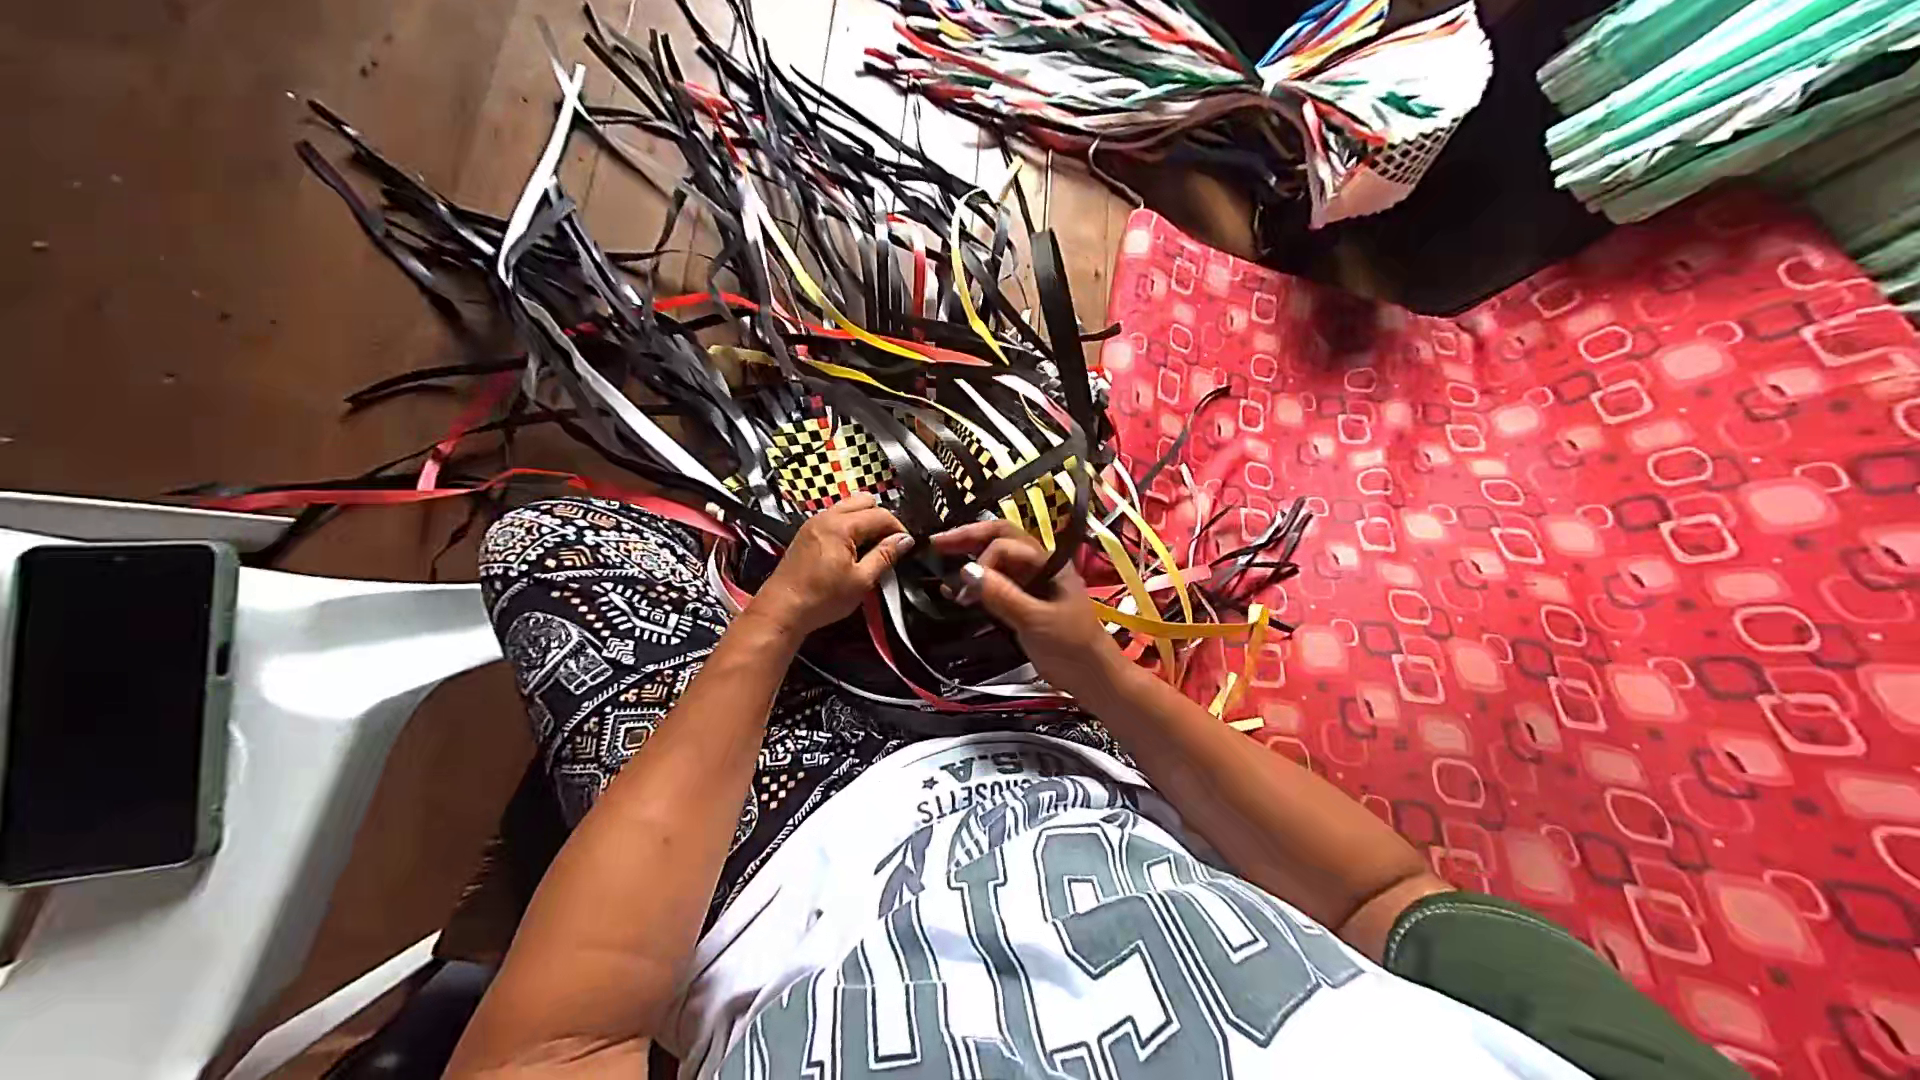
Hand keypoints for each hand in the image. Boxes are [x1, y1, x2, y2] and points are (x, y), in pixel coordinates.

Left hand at [748, 494, 914, 638]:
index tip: (906, 547)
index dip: (898, 529)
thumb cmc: (823, 598)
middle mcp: (827, 516)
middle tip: (887, 544)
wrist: (782, 609)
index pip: (880, 514)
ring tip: (871, 546)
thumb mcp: (861, 581)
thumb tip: (906, 540)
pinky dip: (849, 524)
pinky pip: (835, 516)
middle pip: (864, 501)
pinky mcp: (807, 532)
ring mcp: (814, 522)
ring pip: (848, 506)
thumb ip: (885, 556)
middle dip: (881, 518)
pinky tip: (852, 548)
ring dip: (864, 520)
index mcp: (841, 525)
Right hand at [931, 520, 1125, 696]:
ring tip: (939, 563)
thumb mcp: (1036, 621)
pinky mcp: (1023, 602)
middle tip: (936, 544)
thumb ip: (1002, 595)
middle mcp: (1039, 565)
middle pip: (1000, 539)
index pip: (1005, 545)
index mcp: (1049, 561)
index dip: (982, 559)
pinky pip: (996, 583)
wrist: (1093, 677)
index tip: (966, 584)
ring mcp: (1031, 583)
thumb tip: (965, 571)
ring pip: (996, 560)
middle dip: (968, 538)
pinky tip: (955, 592)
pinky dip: (975, 583)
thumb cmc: (1072, 646)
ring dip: (969, 559)